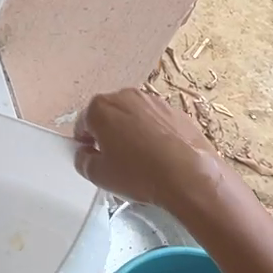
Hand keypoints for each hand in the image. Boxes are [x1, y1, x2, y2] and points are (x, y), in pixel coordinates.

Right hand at [73, 88, 233, 217]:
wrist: (189, 176)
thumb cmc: (139, 174)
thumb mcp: (98, 175)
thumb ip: (83, 160)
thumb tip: (86, 155)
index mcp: (100, 107)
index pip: (83, 124)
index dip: (85, 143)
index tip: (93, 158)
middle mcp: (125, 96)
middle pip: (109, 115)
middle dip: (108, 134)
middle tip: (115, 161)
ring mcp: (153, 101)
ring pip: (133, 117)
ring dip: (132, 132)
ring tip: (140, 161)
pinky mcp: (176, 111)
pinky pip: (156, 122)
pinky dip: (154, 134)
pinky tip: (160, 157)